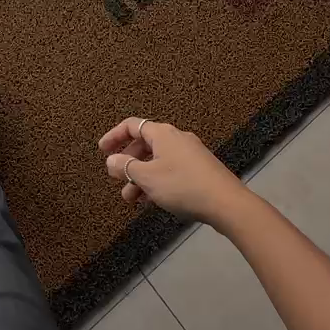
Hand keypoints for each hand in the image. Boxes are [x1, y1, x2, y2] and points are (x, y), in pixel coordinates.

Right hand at [100, 118, 251, 224]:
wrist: (227, 203)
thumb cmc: (182, 185)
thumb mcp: (148, 178)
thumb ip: (125, 168)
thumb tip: (111, 161)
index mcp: (162, 133)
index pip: (131, 126)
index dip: (114, 137)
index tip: (102, 151)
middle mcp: (176, 138)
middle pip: (145, 144)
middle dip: (128, 164)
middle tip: (117, 180)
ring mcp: (190, 153)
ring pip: (158, 161)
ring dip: (142, 177)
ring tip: (132, 200)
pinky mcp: (201, 169)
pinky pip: (171, 170)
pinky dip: (157, 181)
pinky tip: (153, 201)